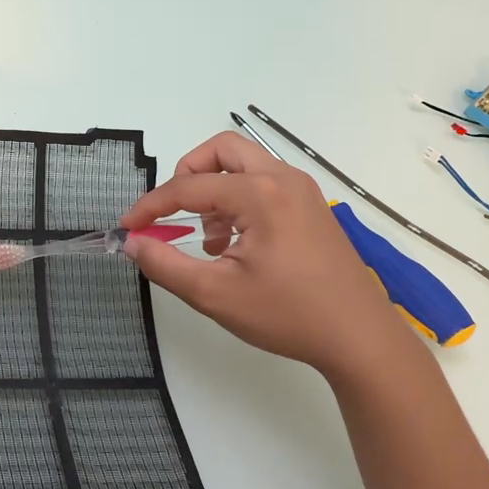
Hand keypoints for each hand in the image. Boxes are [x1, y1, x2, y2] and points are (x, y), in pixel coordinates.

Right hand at [120, 132, 416, 378]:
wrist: (361, 339)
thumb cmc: (288, 315)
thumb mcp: (215, 294)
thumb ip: (165, 265)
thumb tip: (133, 243)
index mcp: (259, 194)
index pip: (188, 186)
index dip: (151, 206)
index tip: (127, 227)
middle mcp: (282, 179)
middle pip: (221, 150)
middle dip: (187, 174)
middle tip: (172, 210)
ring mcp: (302, 191)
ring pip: (244, 164)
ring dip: (213, 188)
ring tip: (206, 239)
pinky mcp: (311, 207)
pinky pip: (263, 184)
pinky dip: (237, 200)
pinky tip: (234, 246)